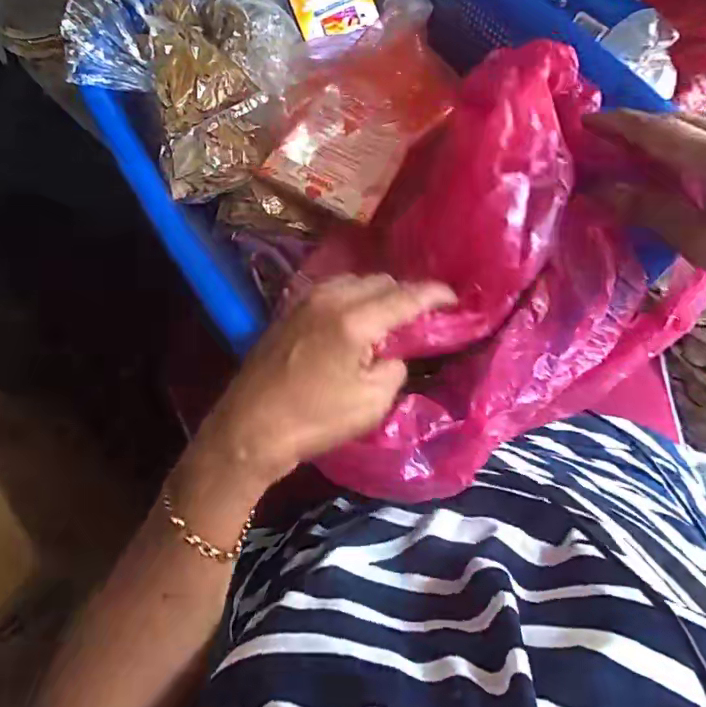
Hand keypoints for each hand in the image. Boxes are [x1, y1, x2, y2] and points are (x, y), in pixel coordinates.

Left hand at [193, 275, 455, 489]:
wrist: (250, 426)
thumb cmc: (314, 419)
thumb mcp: (372, 402)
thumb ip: (393, 366)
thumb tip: (392, 351)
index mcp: (354, 319)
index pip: (405, 295)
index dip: (434, 294)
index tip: (454, 298)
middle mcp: (329, 298)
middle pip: (379, 280)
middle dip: (405, 292)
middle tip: (422, 314)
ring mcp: (304, 301)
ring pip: (353, 282)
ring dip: (376, 293)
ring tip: (390, 315)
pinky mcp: (289, 311)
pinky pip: (331, 291)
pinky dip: (352, 298)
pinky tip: (356, 318)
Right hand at [583, 109, 705, 322]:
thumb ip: (652, 211)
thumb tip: (601, 189)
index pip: (659, 129)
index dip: (619, 123)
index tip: (587, 121)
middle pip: (684, 119)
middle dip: (643, 125)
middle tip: (610, 141)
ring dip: (673, 130)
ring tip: (645, 150)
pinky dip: (701, 137)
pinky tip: (694, 161)